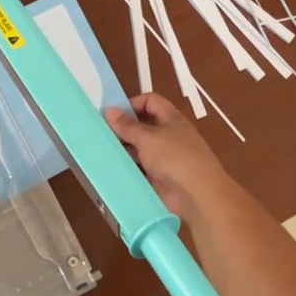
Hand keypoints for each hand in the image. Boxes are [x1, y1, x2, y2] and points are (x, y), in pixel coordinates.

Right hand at [105, 93, 238, 222]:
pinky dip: (127, 168)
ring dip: (123, 150)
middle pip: (142, 126)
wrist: (196, 194)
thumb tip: (110, 110)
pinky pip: (139, 168)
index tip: (112, 114)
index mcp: (170, 119)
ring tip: (100, 152)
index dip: (132, 103)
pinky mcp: (158, 176)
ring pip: (138, 149)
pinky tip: (110, 169)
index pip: (150, 101)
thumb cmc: (174, 157)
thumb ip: (127, 125)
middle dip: (123, 129)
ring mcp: (163, 157)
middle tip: (100, 134)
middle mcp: (168, 135)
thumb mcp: (148, 137)